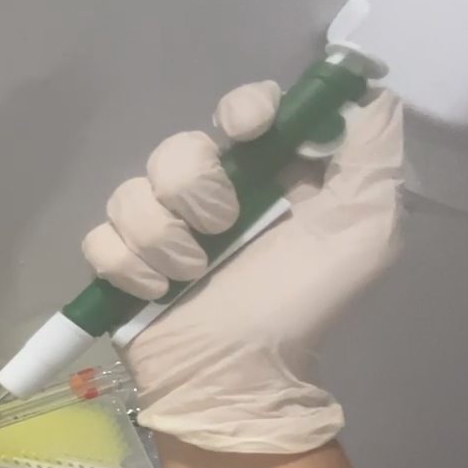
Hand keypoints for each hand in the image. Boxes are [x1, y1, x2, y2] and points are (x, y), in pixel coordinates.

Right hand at [80, 81, 404, 453]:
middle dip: (192, 189)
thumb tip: (360, 95)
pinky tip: (153, 291)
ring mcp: (155, 226)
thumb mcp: (362, 231)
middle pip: (174, 148)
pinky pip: (98, 239)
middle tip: (220, 231)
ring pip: (128, 194)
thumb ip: (368, 159)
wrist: (232, 372)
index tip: (249, 135)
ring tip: (187, 276)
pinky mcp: (115, 260)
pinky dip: (126, 267)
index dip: (241, 109)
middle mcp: (208, 191)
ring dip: (159, 238)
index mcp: (267, 174)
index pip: (245, 107)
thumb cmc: (298, 306)